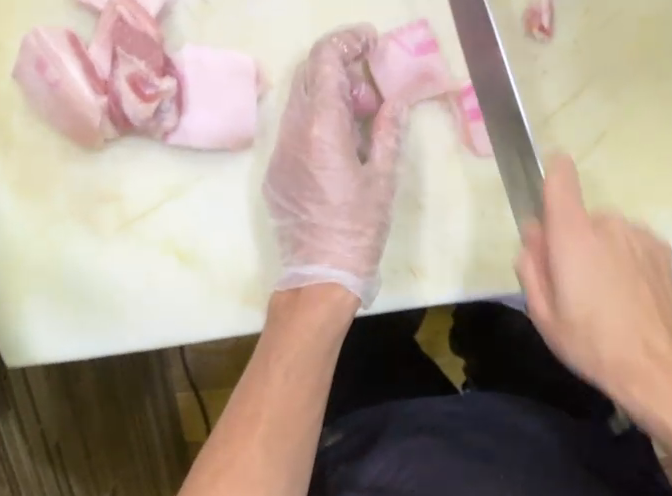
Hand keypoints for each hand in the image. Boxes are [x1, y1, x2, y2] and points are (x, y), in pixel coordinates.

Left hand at [263, 26, 409, 307]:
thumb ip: (388, 132)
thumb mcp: (382, 180)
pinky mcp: (276, 177)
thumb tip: (395, 101)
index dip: (348, 41)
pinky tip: (340, 150)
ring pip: (299, 105)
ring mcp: (279, 156)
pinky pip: (294, 134)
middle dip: (340, 68)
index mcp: (320, 129)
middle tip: (370, 89)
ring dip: (329, 98)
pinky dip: (317, 126)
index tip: (371, 45)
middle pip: (309, 76)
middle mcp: (291, 135)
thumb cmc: (357, 232)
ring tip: (360, 122)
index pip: (325, 60)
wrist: (320, 277)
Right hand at [515, 155, 671, 410]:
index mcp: (573, 236)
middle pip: (580, 219)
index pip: (560, 179)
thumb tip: (533, 234)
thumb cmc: (588, 343)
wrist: (651, 362)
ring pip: (606, 233)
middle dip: (571, 244)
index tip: (547, 199)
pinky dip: (623, 262)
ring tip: (602, 298)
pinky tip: (625, 297)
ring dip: (599, 254)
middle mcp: (608, 223)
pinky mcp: (660, 248)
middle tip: (571, 289)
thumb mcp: (543, 315)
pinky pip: (630, 245)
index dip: (551, 179)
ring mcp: (639, 234)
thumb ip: (531, 267)